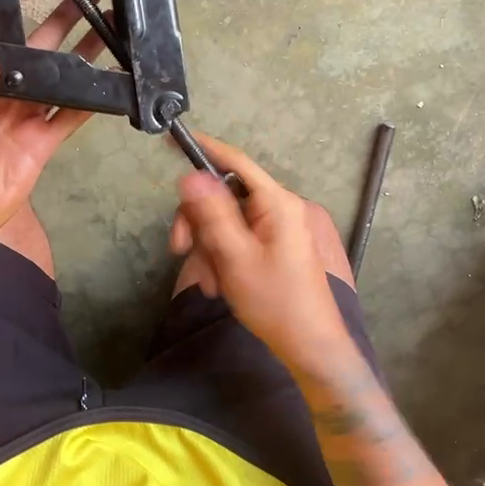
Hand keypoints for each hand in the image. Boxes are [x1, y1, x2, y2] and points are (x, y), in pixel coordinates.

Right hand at [169, 134, 357, 372]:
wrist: (309, 346)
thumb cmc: (275, 300)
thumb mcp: (236, 256)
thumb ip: (212, 213)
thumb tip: (190, 175)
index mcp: (276, 203)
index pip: (236, 162)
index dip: (205, 149)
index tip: (175, 139)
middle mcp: (277, 208)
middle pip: (223, 196)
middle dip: (199, 224)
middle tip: (180, 251)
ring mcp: (275, 229)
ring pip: (224, 222)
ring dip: (208, 249)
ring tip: (210, 283)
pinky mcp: (271, 247)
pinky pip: (236, 239)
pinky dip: (221, 258)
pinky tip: (219, 285)